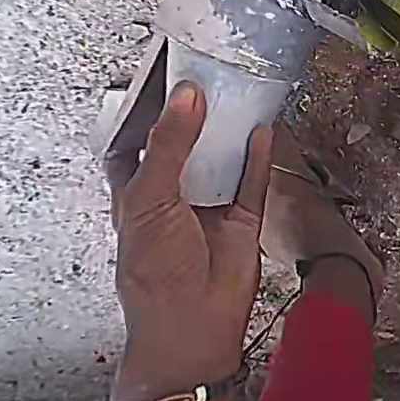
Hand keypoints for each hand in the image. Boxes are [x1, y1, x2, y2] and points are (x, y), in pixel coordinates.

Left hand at [110, 81, 272, 400]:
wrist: (194, 323)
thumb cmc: (155, 271)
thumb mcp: (149, 199)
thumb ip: (169, 145)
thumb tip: (187, 97)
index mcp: (137, 191)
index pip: (137, 141)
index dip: (147, 112)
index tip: (163, 78)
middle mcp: (174, 194)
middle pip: (185, 144)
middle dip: (194, 115)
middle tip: (208, 78)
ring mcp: (209, 204)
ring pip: (221, 158)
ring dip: (228, 131)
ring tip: (237, 94)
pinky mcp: (242, 217)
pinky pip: (252, 179)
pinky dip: (258, 155)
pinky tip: (262, 130)